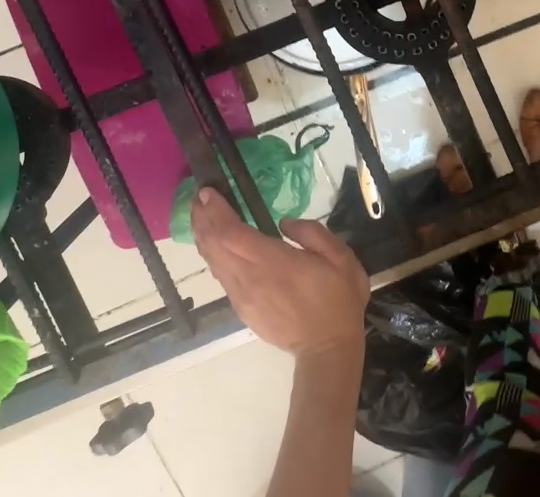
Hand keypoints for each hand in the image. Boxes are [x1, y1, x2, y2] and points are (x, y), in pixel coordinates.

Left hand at [192, 188, 370, 357]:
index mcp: (274, 262)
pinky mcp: (242, 308)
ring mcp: (243, 295)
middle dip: (203, 219)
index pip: (232, 233)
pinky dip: (213, 255)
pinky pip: (221, 275)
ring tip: (200, 216)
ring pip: (214, 261)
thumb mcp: (341, 258)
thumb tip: (284, 222)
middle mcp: (250, 278)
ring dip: (204, 236)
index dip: (216, 212)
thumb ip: (313, 233)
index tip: (207, 192)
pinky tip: (215, 245)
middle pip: (215, 245)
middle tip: (198, 197)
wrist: (326, 348)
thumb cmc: (338, 300)